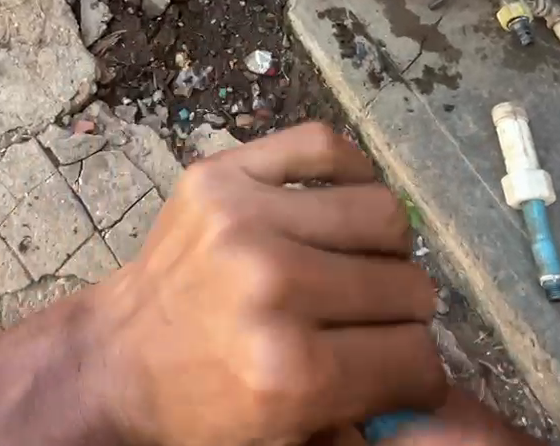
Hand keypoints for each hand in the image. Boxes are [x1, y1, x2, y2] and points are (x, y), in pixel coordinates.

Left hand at [87, 123, 447, 445]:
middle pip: (407, 285)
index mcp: (293, 372)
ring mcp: (245, 216)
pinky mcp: (222, 171)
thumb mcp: (292, 437)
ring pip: (382, 212)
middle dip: (405, 311)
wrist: (121, 355)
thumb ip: (371, 411)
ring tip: (357, 256)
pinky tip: (341, 195)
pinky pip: (321, 143)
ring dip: (386, 243)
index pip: (418, 359)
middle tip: (376, 314)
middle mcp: (273, 284)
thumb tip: (438, 380)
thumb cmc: (206, 406)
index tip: (403, 368)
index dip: (420, 372)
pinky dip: (350, 166)